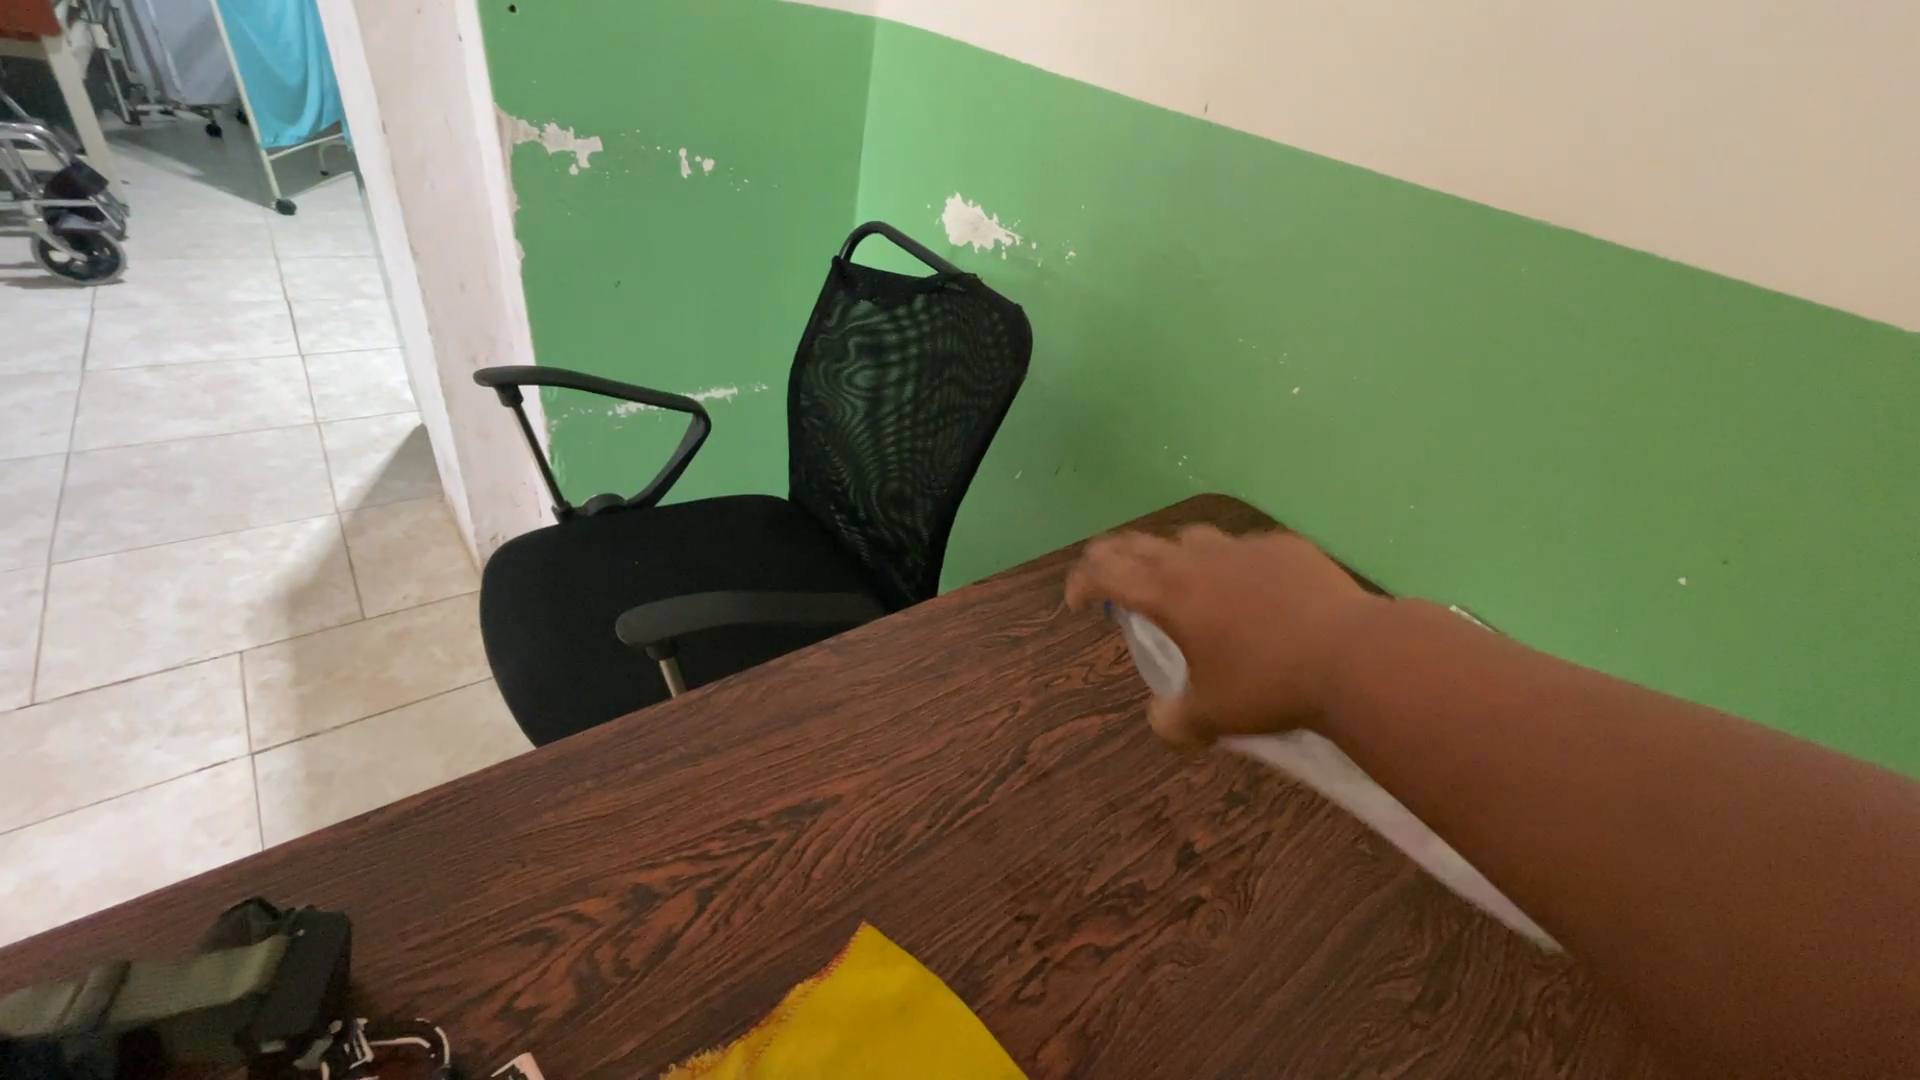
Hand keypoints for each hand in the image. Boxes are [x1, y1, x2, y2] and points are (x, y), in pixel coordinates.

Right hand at [1065, 525, 1387, 745]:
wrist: (1351, 655)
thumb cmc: (1267, 684)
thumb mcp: (1212, 717)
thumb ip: (1173, 721)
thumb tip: (1161, 721)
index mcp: (1167, 595)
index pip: (1104, 572)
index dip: (1081, 582)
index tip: (1077, 601)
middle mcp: (1195, 561)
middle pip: (1137, 544)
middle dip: (1112, 558)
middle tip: (1109, 577)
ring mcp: (1240, 548)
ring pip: (1189, 537)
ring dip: (1170, 555)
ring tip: (1180, 579)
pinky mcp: (1282, 546)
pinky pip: (1241, 548)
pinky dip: (1229, 564)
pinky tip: (1249, 588)